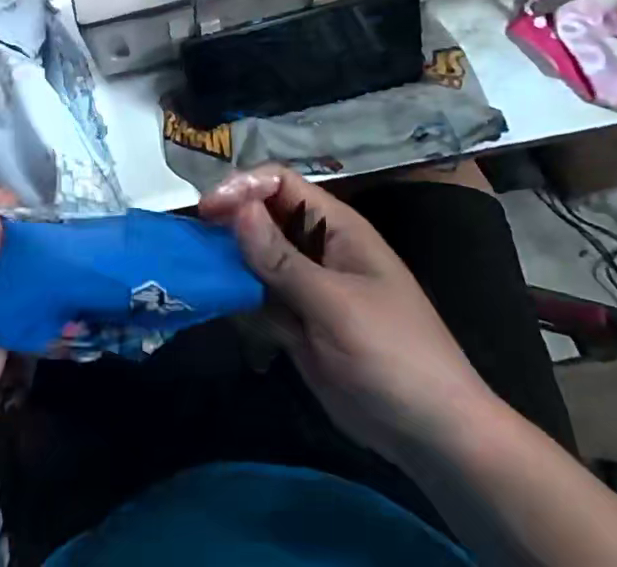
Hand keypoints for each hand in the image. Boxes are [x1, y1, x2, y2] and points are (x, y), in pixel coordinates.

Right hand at [198, 166, 491, 465]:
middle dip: (227, 223)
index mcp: (336, 228)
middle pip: (262, 218)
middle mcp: (316, 248)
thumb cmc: (391, 353)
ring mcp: (304, 286)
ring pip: (254, 258)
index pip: (281, 185)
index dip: (243, 188)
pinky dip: (235, 298)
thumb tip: (237, 209)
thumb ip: (282, 259)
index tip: (206, 210)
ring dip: (225, 261)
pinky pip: (256, 297)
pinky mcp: (294, 321)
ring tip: (189, 269)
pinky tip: (211, 302)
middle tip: (188, 240)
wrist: (428, 432)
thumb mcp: (334, 303)